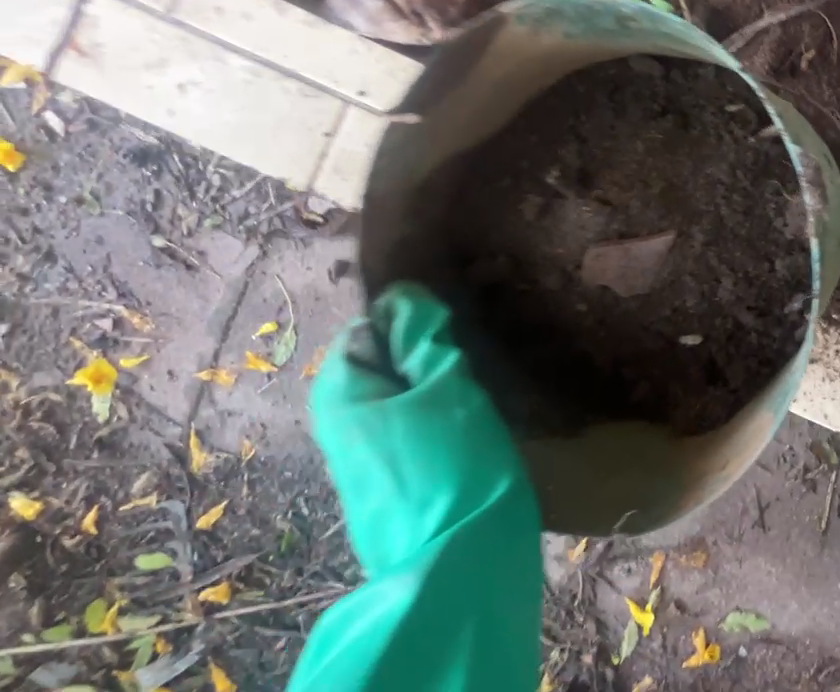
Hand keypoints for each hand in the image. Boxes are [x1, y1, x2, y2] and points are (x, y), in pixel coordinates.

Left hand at [290, 284, 542, 691]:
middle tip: (481, 353)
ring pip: (406, 396)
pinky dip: (443, 417)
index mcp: (343, 391)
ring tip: (487, 385)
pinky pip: (415, 428)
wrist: (457, 557)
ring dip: (442, 385)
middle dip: (431, 353)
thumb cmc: (451, 460)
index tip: (462, 325)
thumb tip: (402, 294)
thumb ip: (422, 337)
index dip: (416, 320)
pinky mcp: (392, 481)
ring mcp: (365, 456)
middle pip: (388, 363)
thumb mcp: (447, 385)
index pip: (371, 327)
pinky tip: (476, 425)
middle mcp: (341, 421)